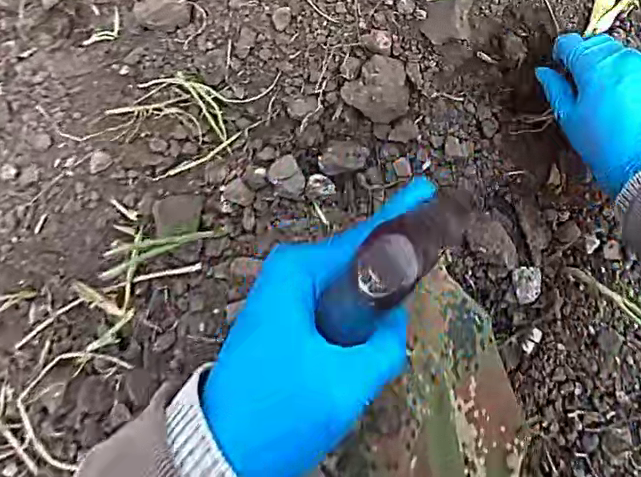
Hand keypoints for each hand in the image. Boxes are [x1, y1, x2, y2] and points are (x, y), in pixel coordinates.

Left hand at [200, 179, 434, 476]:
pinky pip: (335, 300)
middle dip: (392, 268)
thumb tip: (395, 321)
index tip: (431, 190)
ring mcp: (285, 291)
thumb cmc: (271, 417)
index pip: (369, 233)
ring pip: (350, 283)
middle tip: (426, 262)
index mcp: (299, 269)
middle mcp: (290, 270)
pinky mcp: (284, 314)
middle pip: (362, 257)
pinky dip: (356, 311)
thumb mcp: (345, 384)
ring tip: (395, 309)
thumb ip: (388, 345)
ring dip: (373, 297)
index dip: (406, 215)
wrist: (209, 459)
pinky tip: (371, 328)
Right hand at [535, 33, 640, 195]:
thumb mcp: (572, 123)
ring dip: (617, 73)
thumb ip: (557, 91)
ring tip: (616, 106)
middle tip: (589, 92)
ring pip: (625, 59)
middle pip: (599, 46)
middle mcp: (623, 59)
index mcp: (593, 65)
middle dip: (591, 62)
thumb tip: (545, 73)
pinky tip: (638, 110)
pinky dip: (640, 84)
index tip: (564, 69)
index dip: (563, 55)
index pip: (570, 42)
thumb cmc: (612, 152)